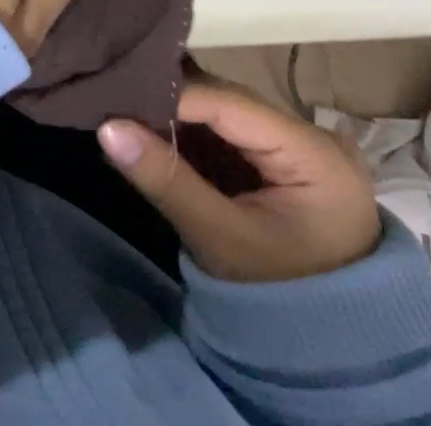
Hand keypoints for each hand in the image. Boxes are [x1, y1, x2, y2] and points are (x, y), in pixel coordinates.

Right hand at [98, 80, 381, 281]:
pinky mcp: (278, 158)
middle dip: (168, 101)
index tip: (113, 99)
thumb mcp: (219, 236)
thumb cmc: (279, 287)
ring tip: (123, 115)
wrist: (325, 336)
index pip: (230, 102)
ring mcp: (297, 145)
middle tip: (110, 103)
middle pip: (227, 100)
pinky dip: (187, 133)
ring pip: (222, 112)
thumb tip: (106, 127)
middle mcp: (311, 135)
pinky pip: (225, 131)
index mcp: (314, 151)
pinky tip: (150, 133)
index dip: (170, 94)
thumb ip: (165, 179)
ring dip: (173, 115)